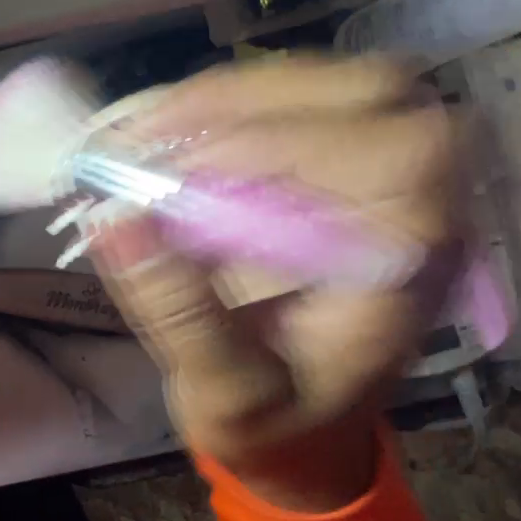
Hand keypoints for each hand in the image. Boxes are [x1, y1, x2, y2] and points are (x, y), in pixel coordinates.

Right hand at [91, 57, 470, 510]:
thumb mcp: (224, 393)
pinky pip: (285, 111)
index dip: (285, 142)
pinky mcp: (323, 178)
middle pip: (368, 93)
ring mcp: (368, 185)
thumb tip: (109, 220)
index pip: (390, 153)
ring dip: (225, 98)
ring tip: (138, 134)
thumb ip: (176, 313)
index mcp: (408, 261)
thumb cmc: (275, 426)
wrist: (298, 432)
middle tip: (146, 136)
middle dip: (249, 100)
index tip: (175, 173)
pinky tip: (154, 137)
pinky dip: (214, 111)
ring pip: (326, 87)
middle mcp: (410, 205)